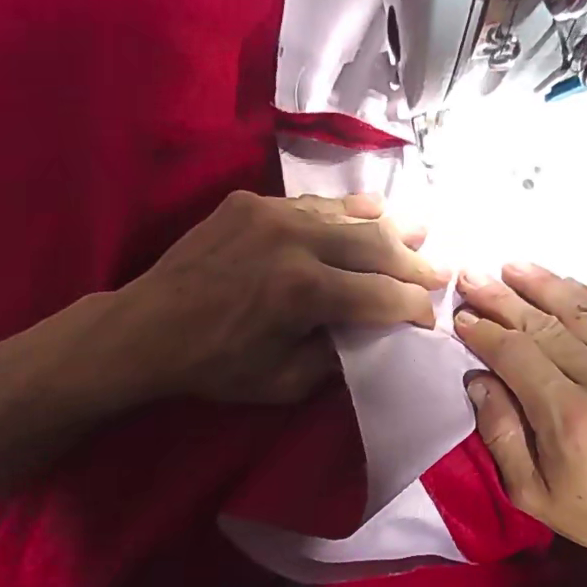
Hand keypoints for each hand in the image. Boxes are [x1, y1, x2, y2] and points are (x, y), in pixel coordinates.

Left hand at [117, 190, 445, 403]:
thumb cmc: (214, 366)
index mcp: (305, 292)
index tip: (430, 320)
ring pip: (348, 215)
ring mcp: (272, 213)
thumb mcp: (283, 383)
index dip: (415, 310)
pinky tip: (368, 210)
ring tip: (418, 232)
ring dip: (387, 228)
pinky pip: (312, 205)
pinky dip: (344, 212)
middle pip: (376, 246)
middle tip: (439, 273)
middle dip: (413, 264)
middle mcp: (296, 241)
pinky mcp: (251, 202)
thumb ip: (337, 357)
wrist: (147, 328)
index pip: (383, 297)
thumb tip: (372, 336)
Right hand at [453, 264, 586, 586]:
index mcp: (568, 417)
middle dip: (502, 299)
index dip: (484, 331)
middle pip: (544, 325)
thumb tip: (479, 380)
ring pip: (583, 312)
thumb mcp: (532, 492)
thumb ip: (500, 432)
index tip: (461, 317)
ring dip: (543, 285)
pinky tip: (564, 285)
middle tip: (472, 278)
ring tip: (511, 267)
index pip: (516, 354)